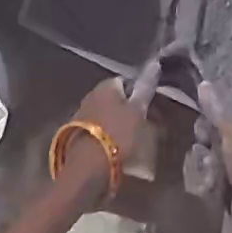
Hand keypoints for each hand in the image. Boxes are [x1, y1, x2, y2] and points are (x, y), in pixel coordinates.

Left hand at [58, 78, 148, 199]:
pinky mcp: (77, 134)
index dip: (141, 94)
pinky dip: (110, 135)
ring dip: (120, 123)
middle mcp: (90, 95)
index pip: (127, 82)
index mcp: (105, 86)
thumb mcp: (137, 110)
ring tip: (135, 140)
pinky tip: (117, 148)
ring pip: (108, 115)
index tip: (152, 108)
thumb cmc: (118, 134)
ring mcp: (82, 115)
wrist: (88, 168)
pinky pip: (100, 130)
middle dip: (131, 110)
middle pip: (117, 99)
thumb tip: (154, 63)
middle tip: (147, 126)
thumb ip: (145, 88)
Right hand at [198, 80, 231, 194]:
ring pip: (206, 165)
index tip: (199, 131)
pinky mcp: (227, 196)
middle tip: (204, 156)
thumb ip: (216, 111)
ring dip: (203, 169)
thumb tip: (203, 82)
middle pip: (209, 145)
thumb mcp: (231, 131)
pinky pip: (207, 185)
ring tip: (207, 175)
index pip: (216, 123)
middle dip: (202, 150)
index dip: (204, 125)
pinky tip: (208, 188)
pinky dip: (206, 185)